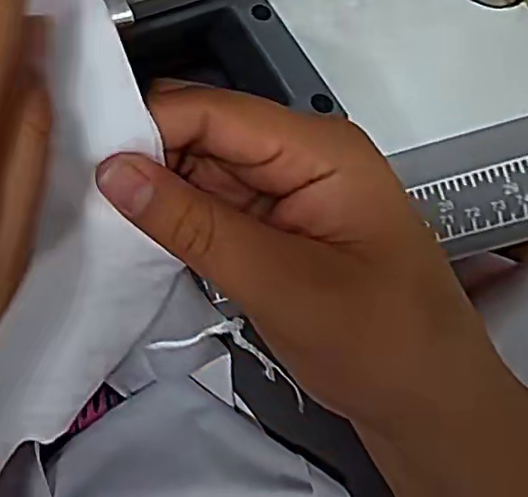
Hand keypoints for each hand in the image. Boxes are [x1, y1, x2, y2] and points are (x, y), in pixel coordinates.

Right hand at [93, 86, 494, 422]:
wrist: (434, 418)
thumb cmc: (389, 351)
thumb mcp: (284, 287)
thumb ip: (192, 224)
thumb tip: (113, 171)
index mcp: (317, 147)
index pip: (211, 110)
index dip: (149, 125)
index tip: (93, 157)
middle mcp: (291, 149)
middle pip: (195, 125)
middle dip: (144, 149)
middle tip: (92, 184)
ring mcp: (272, 179)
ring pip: (187, 156)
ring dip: (150, 179)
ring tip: (106, 206)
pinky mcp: (256, 209)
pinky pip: (195, 189)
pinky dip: (164, 205)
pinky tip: (138, 222)